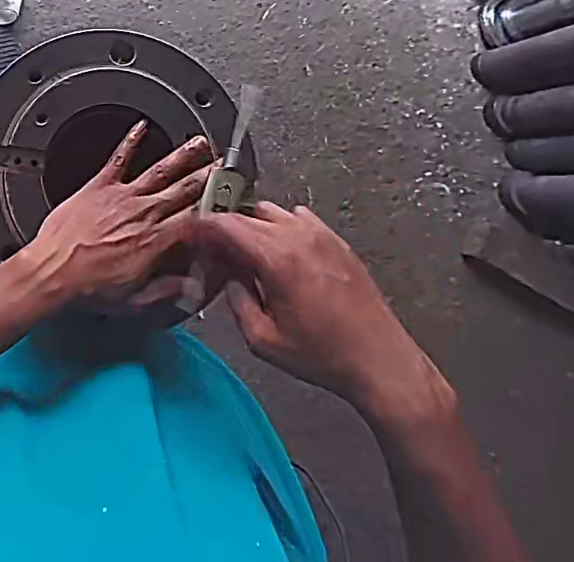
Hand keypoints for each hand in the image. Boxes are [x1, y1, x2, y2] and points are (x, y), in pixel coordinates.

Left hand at [15, 121, 214, 305]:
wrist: (52, 271)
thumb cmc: (87, 287)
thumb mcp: (134, 300)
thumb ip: (167, 290)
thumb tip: (191, 288)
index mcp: (155, 241)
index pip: (196, 220)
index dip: (217, 209)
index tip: (231, 201)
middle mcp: (143, 213)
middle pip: (184, 190)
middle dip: (209, 176)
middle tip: (225, 166)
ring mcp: (122, 196)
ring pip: (160, 170)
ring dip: (182, 156)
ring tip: (200, 143)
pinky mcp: (99, 186)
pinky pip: (119, 158)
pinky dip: (130, 140)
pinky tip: (140, 126)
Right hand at [199, 202, 455, 432]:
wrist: (380, 362)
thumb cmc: (327, 355)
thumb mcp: (262, 339)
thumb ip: (236, 298)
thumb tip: (228, 275)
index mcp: (276, 258)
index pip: (225, 223)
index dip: (202, 227)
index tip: (193, 235)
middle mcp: (298, 237)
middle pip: (245, 214)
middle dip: (225, 229)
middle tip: (217, 251)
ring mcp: (320, 235)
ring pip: (270, 212)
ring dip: (253, 227)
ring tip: (250, 256)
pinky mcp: (335, 241)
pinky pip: (297, 219)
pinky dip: (281, 229)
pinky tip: (281, 256)